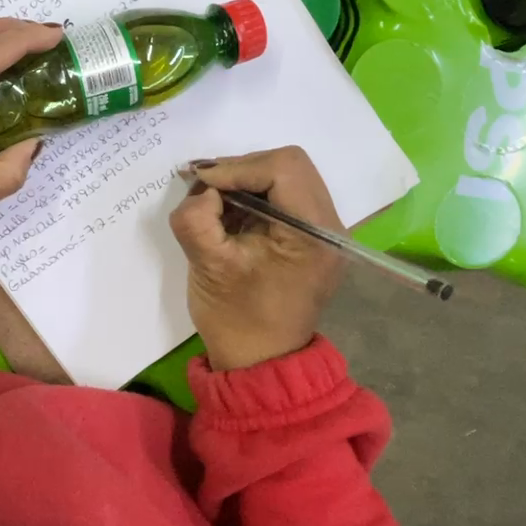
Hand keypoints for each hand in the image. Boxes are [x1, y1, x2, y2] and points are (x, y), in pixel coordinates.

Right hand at [169, 148, 344, 369]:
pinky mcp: (304, 233)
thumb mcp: (209, 266)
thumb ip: (198, 219)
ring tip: (209, 202)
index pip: (283, 168)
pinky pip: (279, 193)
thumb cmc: (236, 319)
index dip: (237, 167)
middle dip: (239, 169)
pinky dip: (248, 192)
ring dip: (241, 179)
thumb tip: (202, 190)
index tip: (200, 183)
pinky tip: (224, 212)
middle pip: (286, 164)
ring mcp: (319, 228)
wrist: (258, 361)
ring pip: (282, 174)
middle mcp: (327, 224)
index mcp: (314, 234)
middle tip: (201, 188)